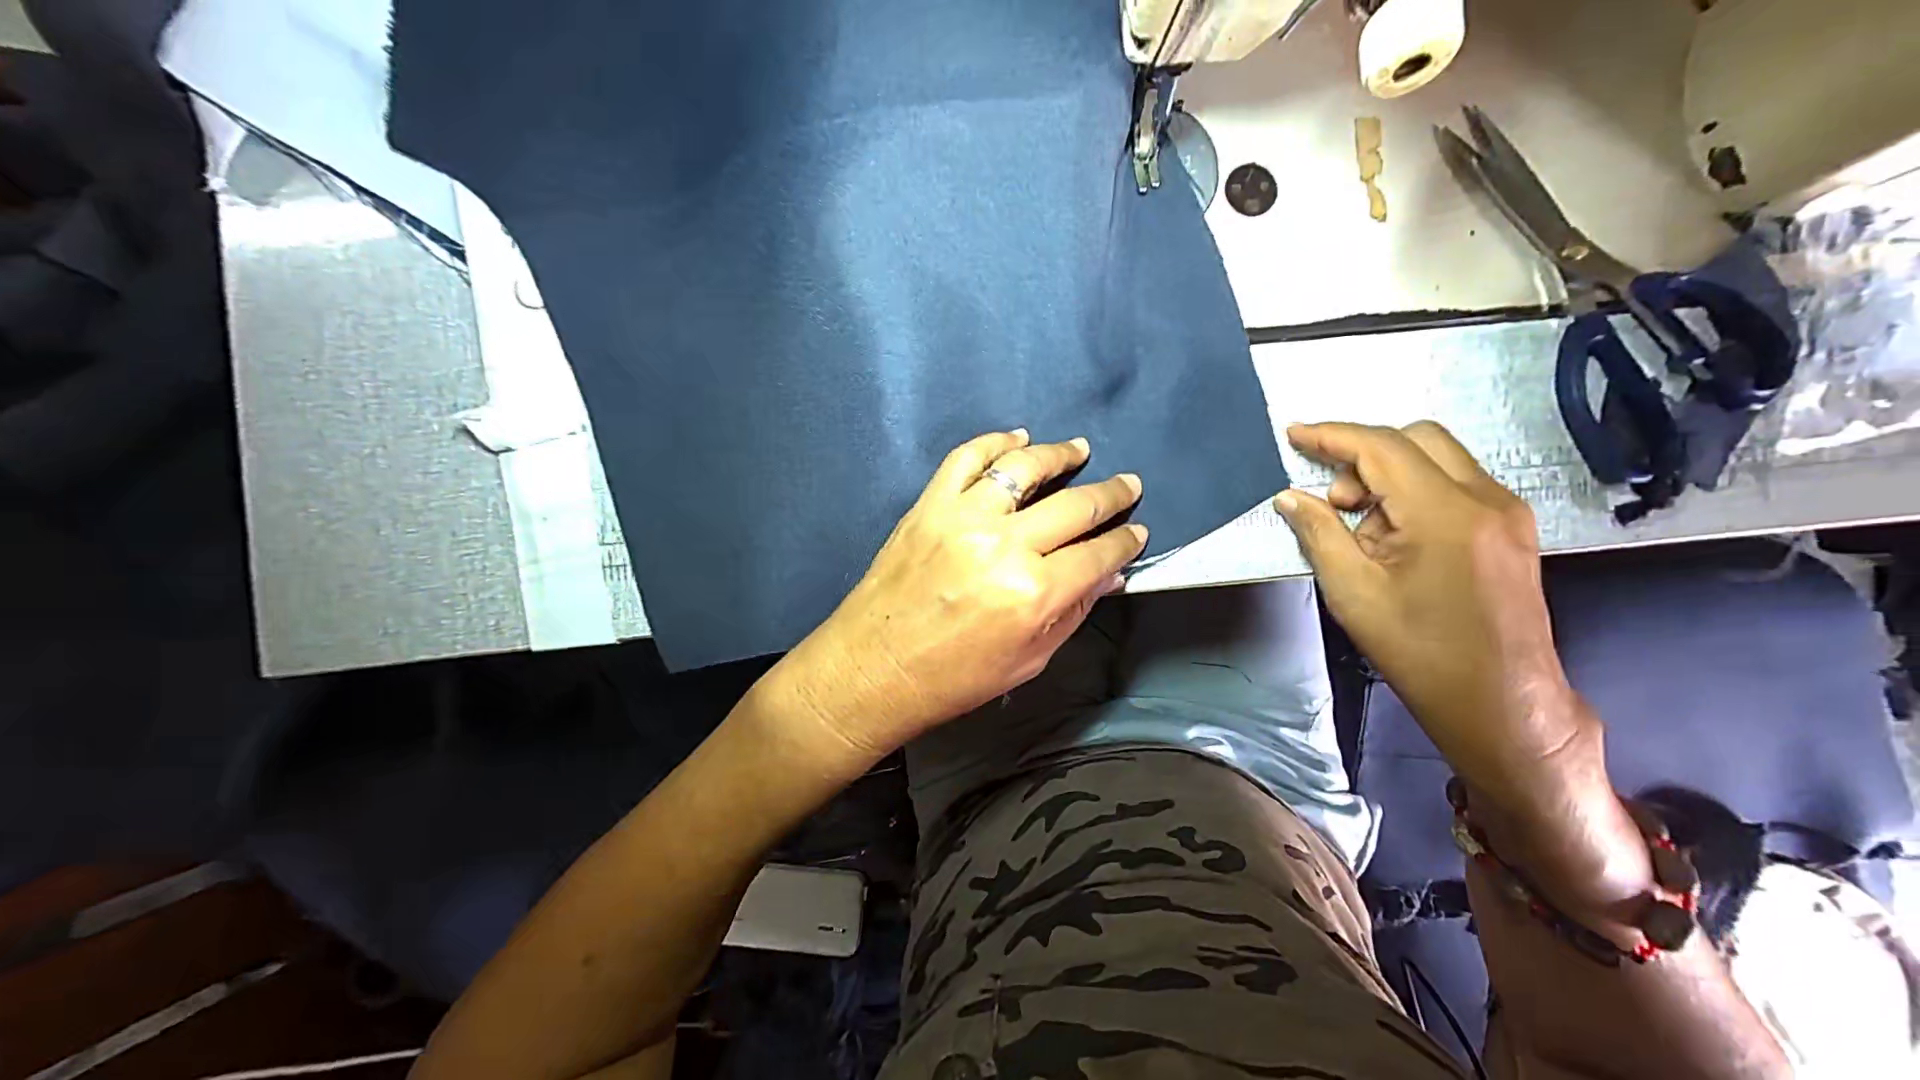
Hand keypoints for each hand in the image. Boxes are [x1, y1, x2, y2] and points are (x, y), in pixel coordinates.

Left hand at [766, 430, 1146, 762]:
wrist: (875, 669)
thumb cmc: (953, 679)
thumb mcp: (1029, 661)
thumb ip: (1073, 612)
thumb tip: (1107, 574)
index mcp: (1033, 594)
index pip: (1098, 555)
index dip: (1124, 542)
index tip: (1137, 531)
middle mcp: (1003, 547)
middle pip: (1073, 507)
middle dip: (1111, 495)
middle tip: (1128, 484)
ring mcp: (963, 519)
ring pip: (1023, 469)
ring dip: (1059, 455)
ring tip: (1079, 450)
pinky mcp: (929, 506)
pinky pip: (967, 459)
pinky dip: (995, 443)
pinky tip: (1016, 440)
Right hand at [1273, 422, 1586, 796]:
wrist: (1498, 700)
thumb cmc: (1418, 649)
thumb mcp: (1352, 591)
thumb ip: (1318, 532)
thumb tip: (1291, 497)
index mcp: (1446, 513)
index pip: (1382, 448)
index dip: (1332, 436)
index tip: (1295, 434)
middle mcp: (1486, 499)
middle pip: (1416, 439)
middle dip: (1364, 456)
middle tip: (1334, 502)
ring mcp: (1507, 512)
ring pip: (1437, 459)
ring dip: (1389, 477)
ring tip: (1363, 531)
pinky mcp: (1511, 528)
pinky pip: (1455, 484)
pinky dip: (1414, 493)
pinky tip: (1394, 537)